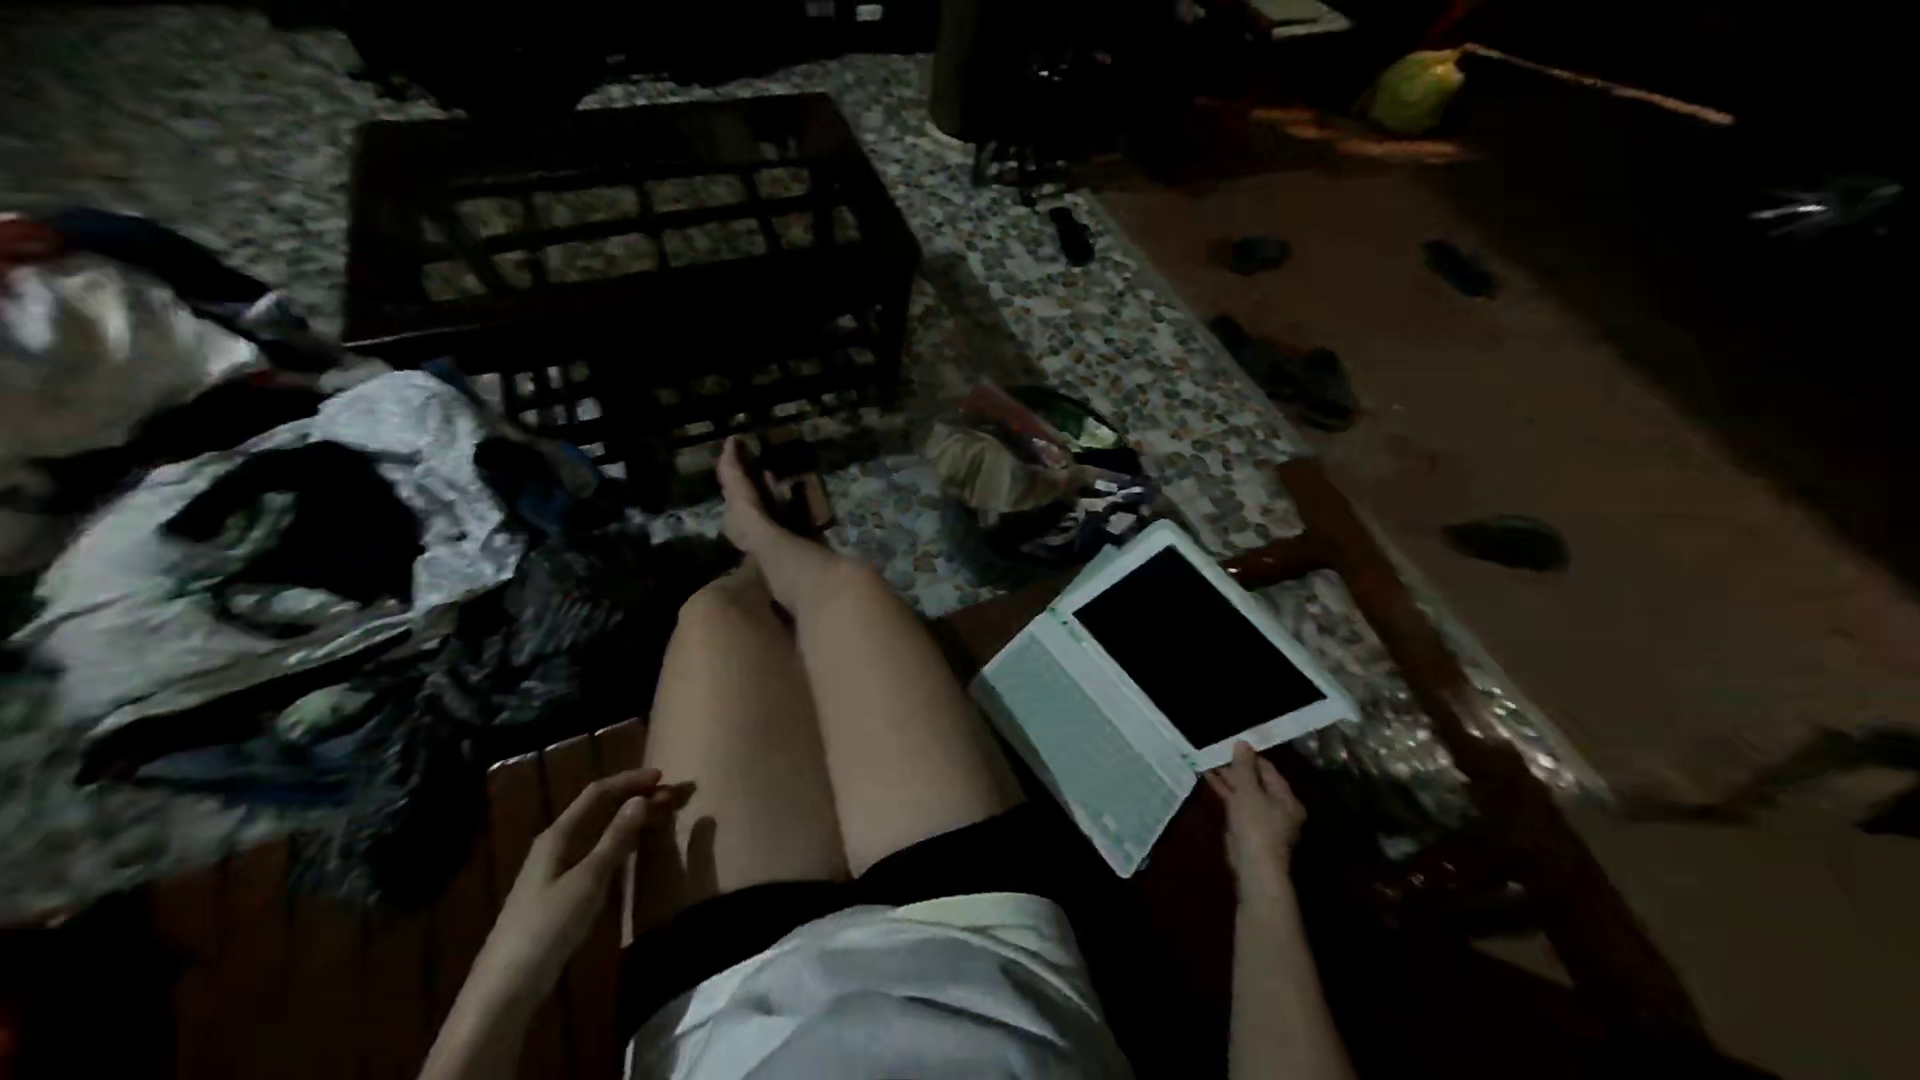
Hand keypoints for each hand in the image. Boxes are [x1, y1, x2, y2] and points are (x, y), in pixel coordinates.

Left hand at [471, 768, 675, 1005]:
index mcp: (558, 835)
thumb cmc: (548, 926)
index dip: (630, 781)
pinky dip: (620, 842)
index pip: (597, 793)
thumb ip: (615, 838)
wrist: (507, 986)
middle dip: (635, 798)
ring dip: (630, 820)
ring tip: (661, 816)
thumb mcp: (589, 879)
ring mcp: (556, 868)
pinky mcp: (560, 890)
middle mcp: (555, 844)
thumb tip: (640, 799)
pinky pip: (596, 851)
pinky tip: (635, 848)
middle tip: (672, 797)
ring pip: (599, 831)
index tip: (663, 776)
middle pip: (599, 810)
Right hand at [1204, 741, 1306, 904]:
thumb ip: (1243, 766)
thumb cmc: (1256, 825)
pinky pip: (1237, 804)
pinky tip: (1210, 780)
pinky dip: (1226, 793)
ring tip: (1208, 763)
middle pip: (1256, 781)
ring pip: (1244, 793)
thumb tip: (1242, 742)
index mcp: (1287, 798)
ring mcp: (1263, 819)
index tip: (1230, 744)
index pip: (1268, 769)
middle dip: (1235, 768)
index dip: (1249, 756)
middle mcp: (1279, 807)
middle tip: (1215, 753)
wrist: (1253, 867)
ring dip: (1228, 779)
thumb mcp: (1248, 790)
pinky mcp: (1248, 828)